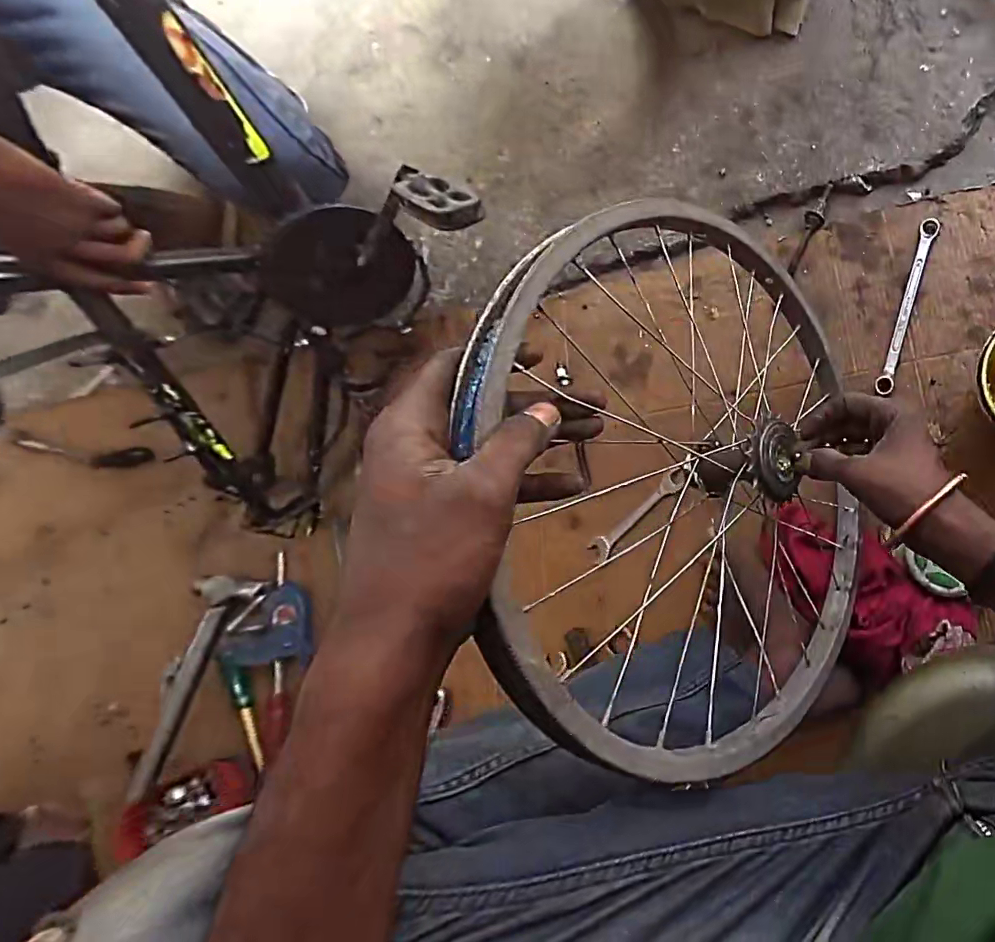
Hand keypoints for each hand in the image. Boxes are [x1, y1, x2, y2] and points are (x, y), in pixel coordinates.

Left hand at [0, 130, 151, 293]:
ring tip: (100, 207)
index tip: (146, 285)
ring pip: (120, 230)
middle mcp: (61, 246)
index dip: (125, 286)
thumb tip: (77, 246)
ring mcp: (75, 224)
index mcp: (36, 256)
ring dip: (117, 219)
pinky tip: (78, 189)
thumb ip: (41, 243)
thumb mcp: (1, 229)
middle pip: (123, 258)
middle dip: (139, 248)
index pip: (94, 281)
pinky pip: (109, 205)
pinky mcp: (83, 202)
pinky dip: (100, 197)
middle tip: (142, 239)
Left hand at [335, 347, 603, 651]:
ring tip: (596, 433)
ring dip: (545, 439)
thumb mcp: (482, 491)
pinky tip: (572, 484)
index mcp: (408, 429)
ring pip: (497, 443)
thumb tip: (547, 410)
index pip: (449, 368)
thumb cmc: (433, 558)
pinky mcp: (450, 512)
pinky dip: (532, 477)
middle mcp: (417, 447)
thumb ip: (516, 441)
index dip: (495, 354)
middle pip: (485, 406)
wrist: (398, 640)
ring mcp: (435, 482)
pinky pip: (496, 481)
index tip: (541, 354)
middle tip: (591, 404)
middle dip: (540, 404)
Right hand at [799, 392, 952, 526]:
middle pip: (852, 420)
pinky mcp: (896, 463)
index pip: (848, 402)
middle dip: (825, 434)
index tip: (802, 435)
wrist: (937, 522)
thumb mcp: (858, 472)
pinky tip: (827, 471)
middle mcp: (896, 422)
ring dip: (833, 449)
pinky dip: (846, 461)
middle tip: (802, 451)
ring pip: (857, 438)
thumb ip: (826, 461)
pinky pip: (865, 454)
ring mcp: (897, 443)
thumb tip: (803, 459)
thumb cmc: (900, 488)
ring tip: (810, 463)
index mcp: (892, 412)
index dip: (821, 417)